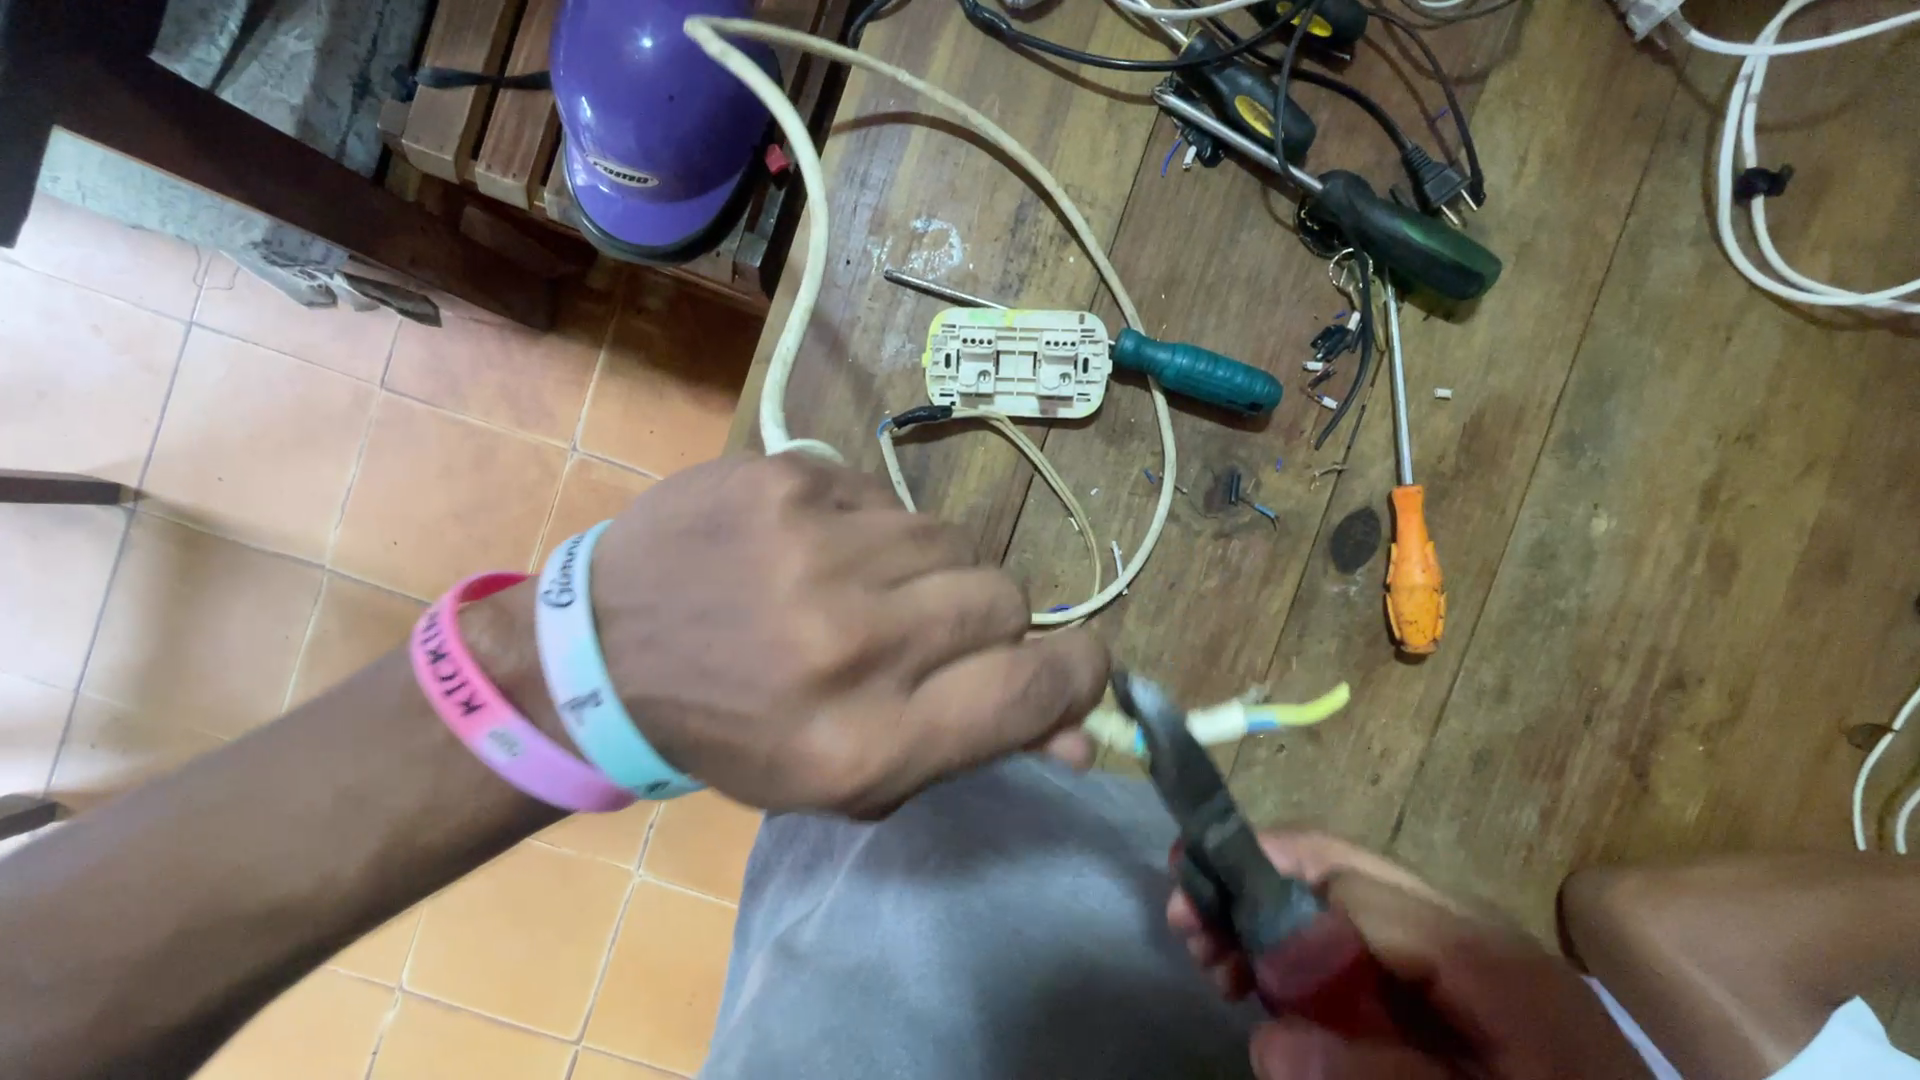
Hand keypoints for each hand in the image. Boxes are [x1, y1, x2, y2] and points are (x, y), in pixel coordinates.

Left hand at [550, 454, 1105, 815]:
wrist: (603, 652)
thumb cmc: (735, 734)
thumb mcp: (846, 779)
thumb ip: (966, 751)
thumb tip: (1080, 735)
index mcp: (866, 741)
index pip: (1030, 688)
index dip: (1076, 674)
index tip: (1074, 665)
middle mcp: (850, 641)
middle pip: (1004, 598)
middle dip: (987, 620)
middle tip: (927, 632)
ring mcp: (814, 547)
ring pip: (949, 540)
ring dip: (926, 571)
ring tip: (861, 589)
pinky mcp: (787, 478)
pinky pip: (886, 499)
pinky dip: (870, 529)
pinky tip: (815, 551)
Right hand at [1168, 831, 1650, 1078]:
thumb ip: (1381, 1077)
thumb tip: (1265, 1042)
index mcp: (1479, 951)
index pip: (1346, 886)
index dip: (1262, 892)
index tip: (1194, 923)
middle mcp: (1466, 925)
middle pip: (1339, 867)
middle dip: (1252, 883)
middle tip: (1189, 927)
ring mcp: (1464, 947)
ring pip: (1343, 896)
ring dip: (1270, 917)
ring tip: (1217, 961)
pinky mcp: (1458, 976)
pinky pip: (1365, 937)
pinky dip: (1307, 951)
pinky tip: (1274, 986)